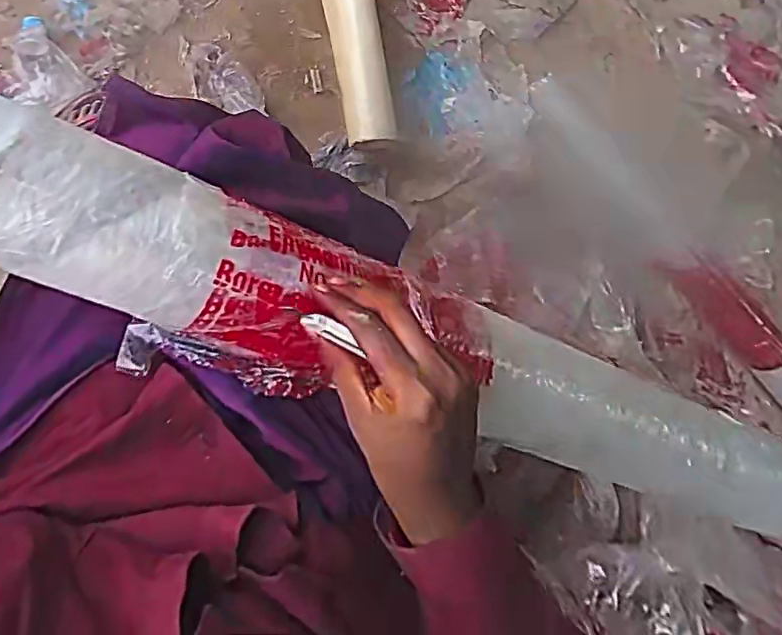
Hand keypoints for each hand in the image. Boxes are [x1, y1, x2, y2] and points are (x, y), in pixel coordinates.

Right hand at [310, 282, 481, 544]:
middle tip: (332, 281)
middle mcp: (441, 371)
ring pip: (412, 319)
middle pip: (398, 310)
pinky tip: (377, 323)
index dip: (341, 305)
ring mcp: (458, 369)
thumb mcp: (360, 419)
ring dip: (378, 304)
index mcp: (413, 389)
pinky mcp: (464, 370)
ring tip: (348, 294)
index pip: (371, 330)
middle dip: (361, 290)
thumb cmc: (392, 466)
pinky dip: (398, 327)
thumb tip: (319, 327)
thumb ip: (342, 368)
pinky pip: (425, 336)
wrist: (442, 499)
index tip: (318, 290)